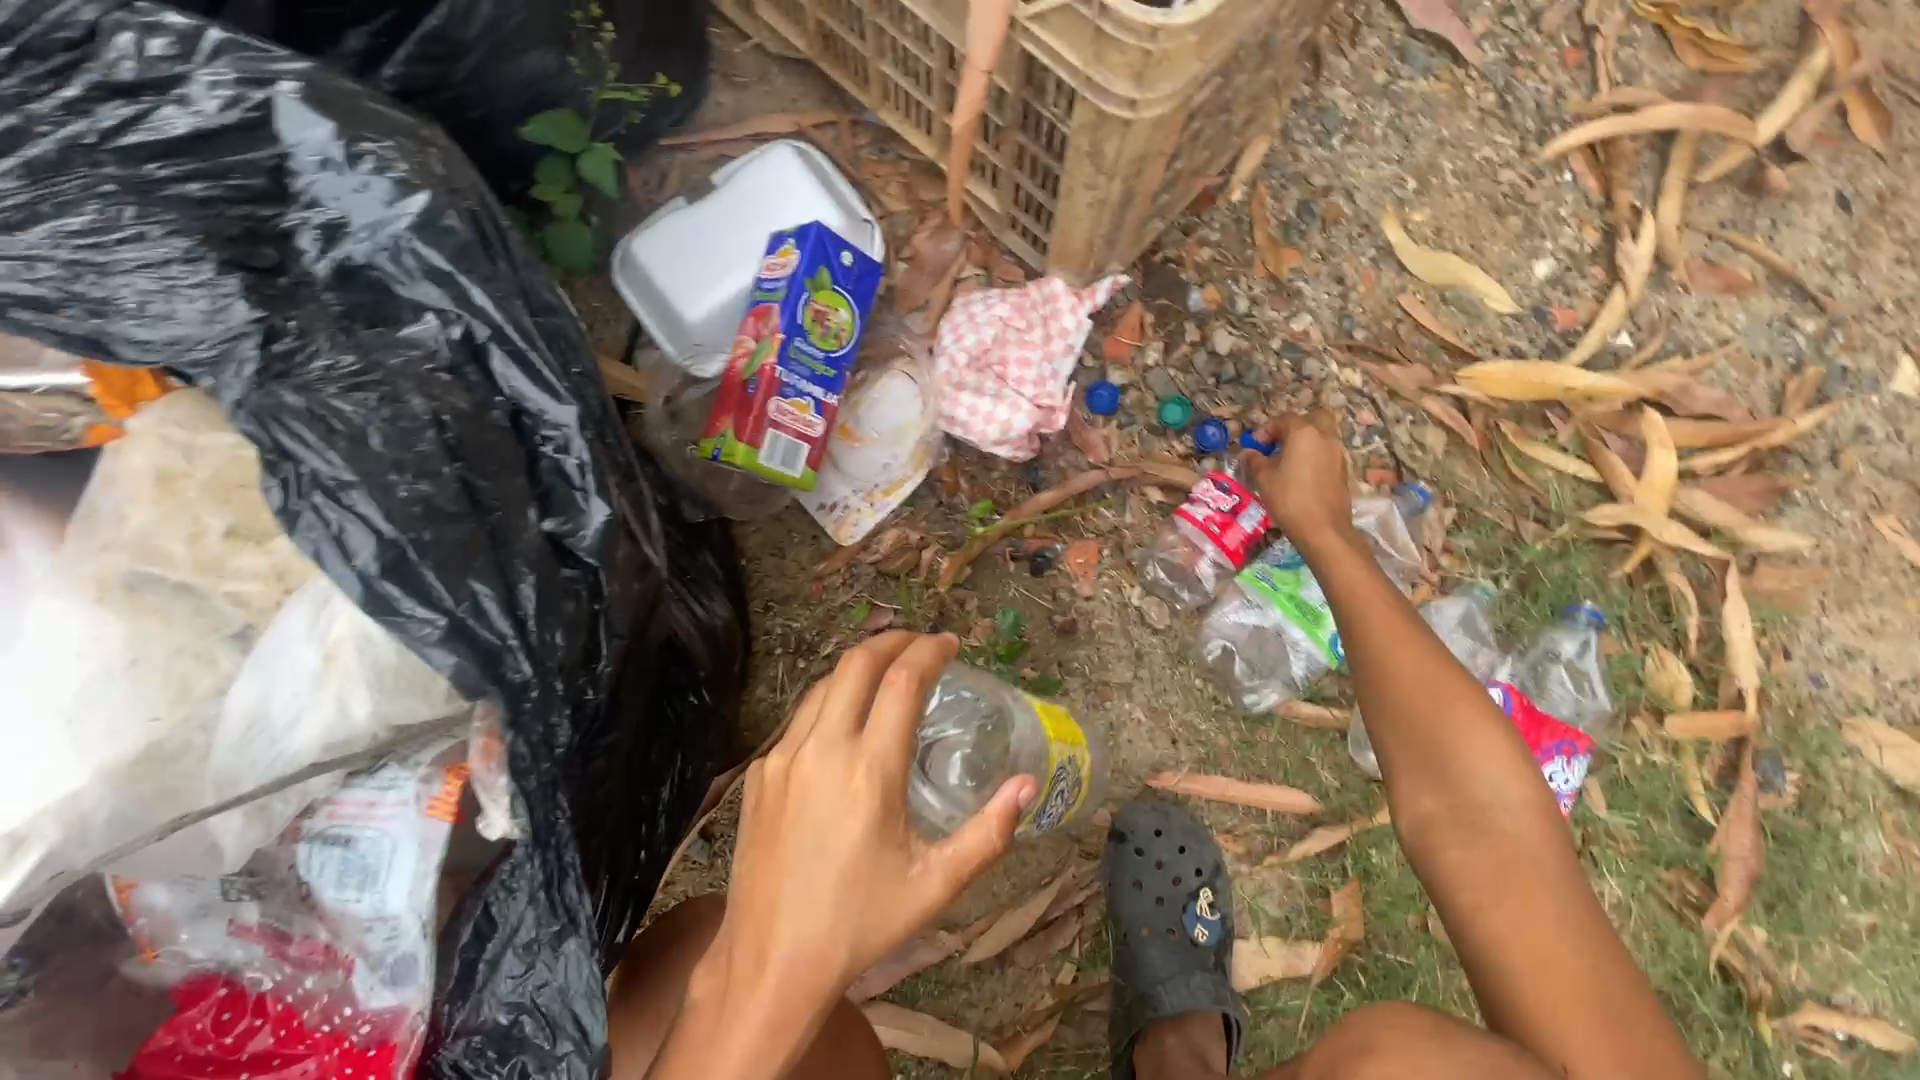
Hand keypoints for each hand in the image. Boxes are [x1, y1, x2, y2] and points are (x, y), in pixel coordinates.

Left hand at [706, 632, 1037, 1015]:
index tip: (950, 643)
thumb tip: (1029, 785)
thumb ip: (988, 833)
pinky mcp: (760, 775)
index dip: (929, 651)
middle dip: (892, 640)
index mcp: (869, 771)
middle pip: (856, 664)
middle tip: (921, 644)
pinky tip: (846, 724)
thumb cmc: (859, 924)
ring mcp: (783, 759)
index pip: (902, 682)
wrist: (770, 960)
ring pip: (823, 685)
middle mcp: (822, 751)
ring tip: (888, 674)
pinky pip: (799, 719)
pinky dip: (830, 701)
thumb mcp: (935, 886)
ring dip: (859, 667)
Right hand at [1242, 410, 1354, 545]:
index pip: (1283, 420)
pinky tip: (1299, 476)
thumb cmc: (1289, 499)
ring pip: (1321, 435)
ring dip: (1304, 442)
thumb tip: (1247, 453)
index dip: (1265, 430)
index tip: (1254, 446)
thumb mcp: (1264, 479)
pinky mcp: (1342, 469)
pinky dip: (1313, 455)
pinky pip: (1326, 452)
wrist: (1323, 529)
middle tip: (1278, 444)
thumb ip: (1254, 461)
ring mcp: (1337, 453)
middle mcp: (1325, 437)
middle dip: (1294, 427)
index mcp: (1304, 433)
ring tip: (1286, 462)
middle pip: (1312, 418)